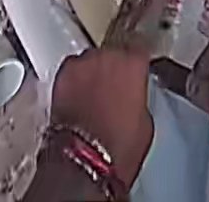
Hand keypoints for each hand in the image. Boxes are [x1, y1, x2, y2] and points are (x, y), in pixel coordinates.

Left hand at [48, 50, 155, 180]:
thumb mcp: (145, 123)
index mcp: (133, 65)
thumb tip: (132, 95)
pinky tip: (78, 97)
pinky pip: (73, 69)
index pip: (139, 49)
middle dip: (114, 68)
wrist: (85, 159)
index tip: (136, 67)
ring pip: (92, 59)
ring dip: (94, 71)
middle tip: (114, 90)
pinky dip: (76, 79)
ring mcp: (83, 61)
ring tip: (94, 96)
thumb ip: (139, 96)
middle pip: (113, 53)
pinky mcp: (63, 72)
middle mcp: (107, 56)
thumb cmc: (117, 149)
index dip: (137, 60)